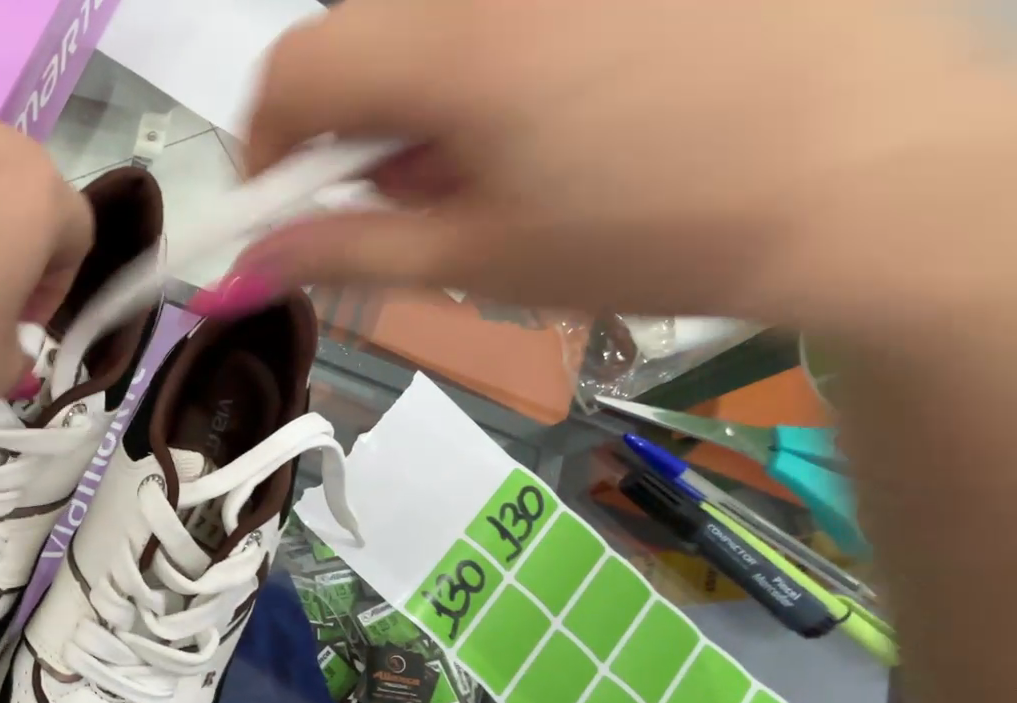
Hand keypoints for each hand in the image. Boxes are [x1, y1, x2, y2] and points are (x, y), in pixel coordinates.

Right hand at [242, 0, 1016, 334]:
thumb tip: (245, 263)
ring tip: (487, 151)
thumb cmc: (650, 236)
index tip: (284, 202)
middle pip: (356, 28)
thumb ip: (341, 250)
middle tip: (401, 190)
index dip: (264, 143)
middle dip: (346, 118)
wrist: (870, 174)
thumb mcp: (473, 260)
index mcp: (459, 47)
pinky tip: (544, 96)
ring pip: (424, 9)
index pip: (292, 69)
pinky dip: (479, 46)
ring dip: (414, 83)